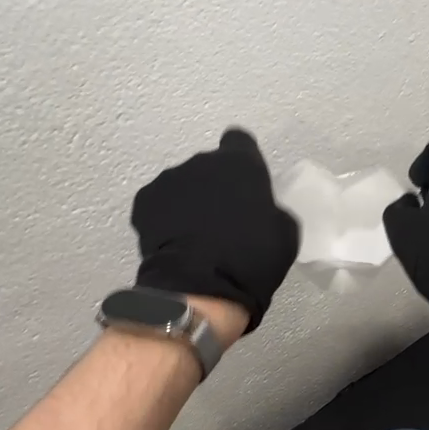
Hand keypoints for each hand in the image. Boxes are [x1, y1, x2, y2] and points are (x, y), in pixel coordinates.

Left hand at [132, 129, 298, 334]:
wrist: (202, 287)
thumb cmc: (253, 260)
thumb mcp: (284, 233)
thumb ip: (271, 210)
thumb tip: (262, 210)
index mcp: (241, 164)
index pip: (240, 142)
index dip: (243, 160)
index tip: (245, 182)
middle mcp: (202, 162)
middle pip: (209, 166)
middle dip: (216, 186)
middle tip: (224, 220)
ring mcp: (168, 180)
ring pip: (183, 184)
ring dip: (190, 201)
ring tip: (196, 235)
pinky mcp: (144, 202)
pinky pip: (159, 204)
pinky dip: (166, 218)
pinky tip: (175, 242)